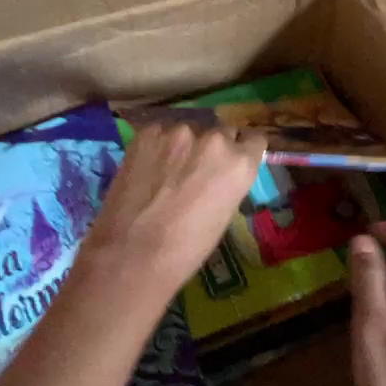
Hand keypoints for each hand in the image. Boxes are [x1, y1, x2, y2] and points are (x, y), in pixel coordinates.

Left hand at [81, 122, 265, 293]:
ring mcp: (178, 132)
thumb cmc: (185, 248)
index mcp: (239, 162)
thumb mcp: (223, 215)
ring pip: (189, 131)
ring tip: (167, 172)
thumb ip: (228, 183)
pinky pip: (161, 133)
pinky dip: (158, 147)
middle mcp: (214, 139)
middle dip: (213, 148)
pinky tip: (147, 170)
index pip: (254, 139)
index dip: (243, 152)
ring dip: (184, 146)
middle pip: (222, 132)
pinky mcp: (148, 132)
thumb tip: (219, 174)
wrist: (131, 254)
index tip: (231, 164)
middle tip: (197, 172)